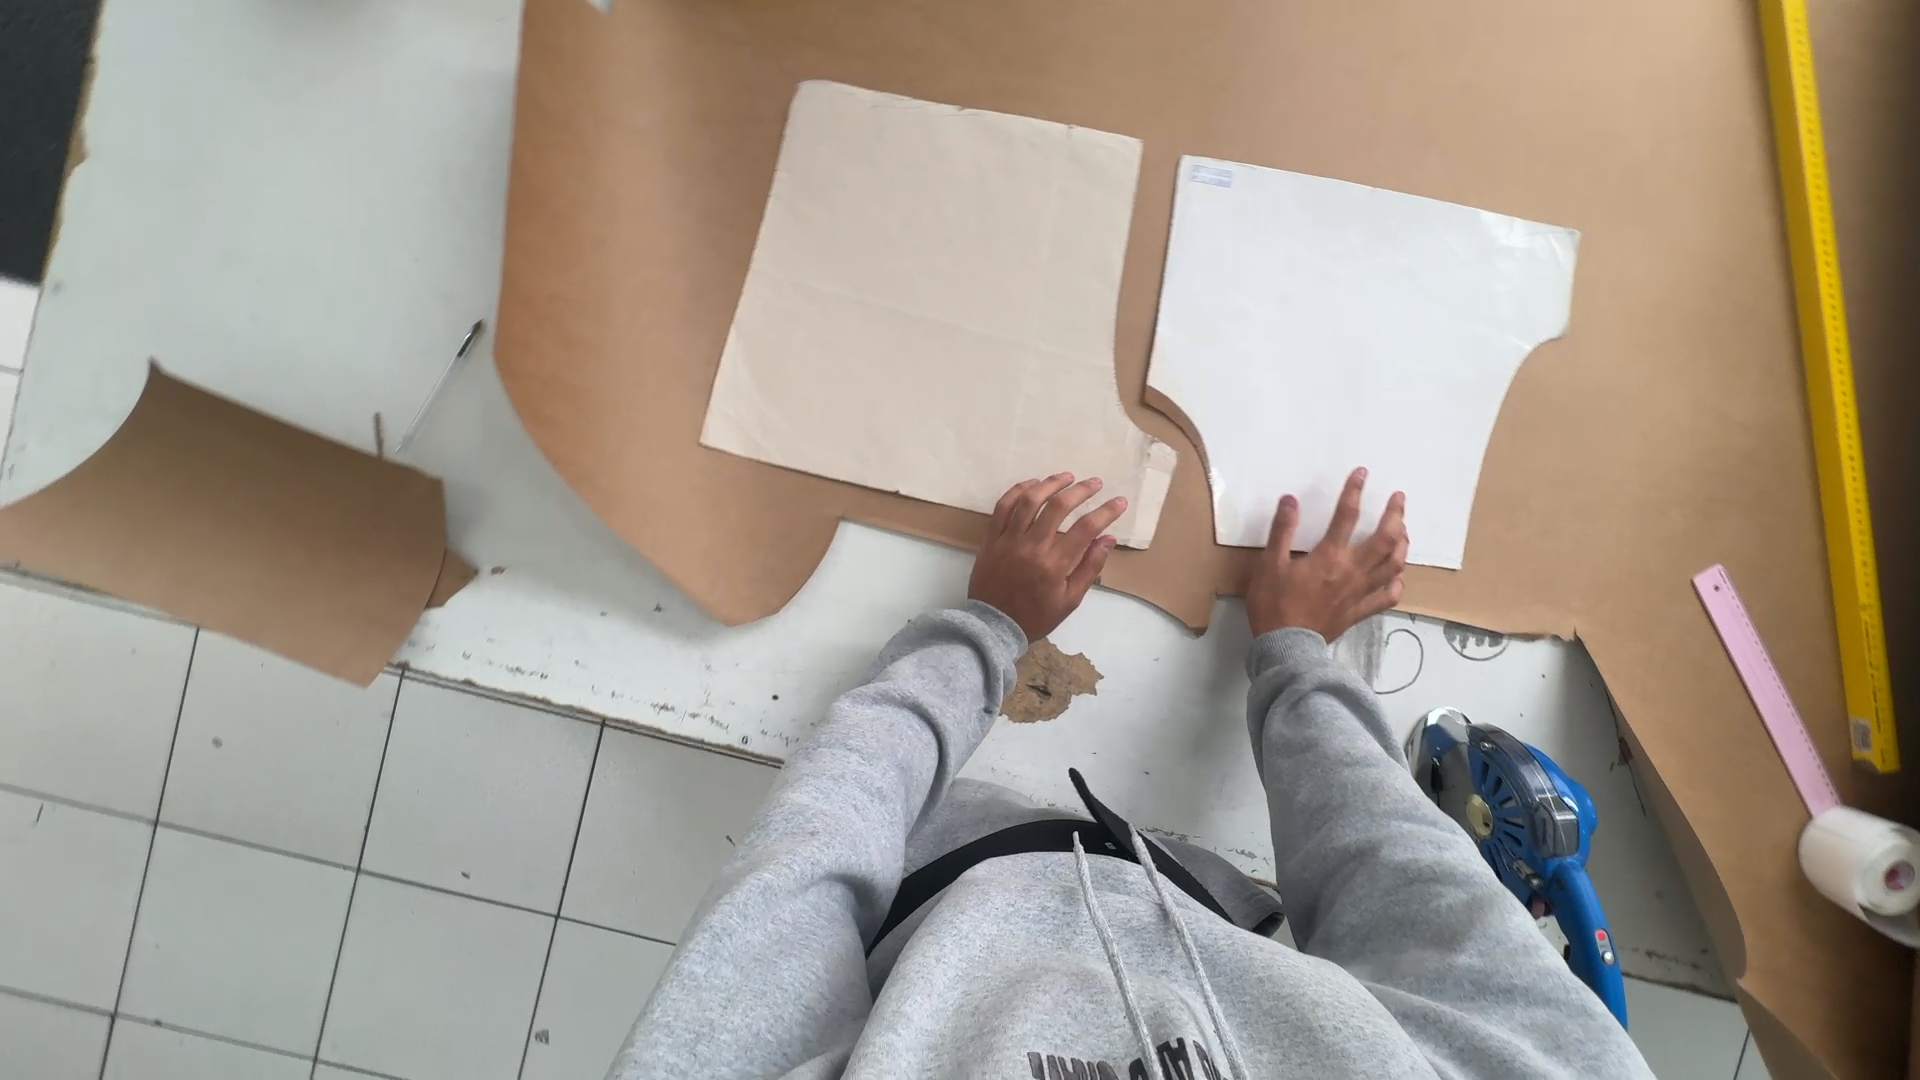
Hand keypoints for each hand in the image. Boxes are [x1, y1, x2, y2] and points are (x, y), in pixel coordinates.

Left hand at [968, 473, 1128, 640]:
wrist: (993, 626)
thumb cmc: (1036, 616)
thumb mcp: (1070, 600)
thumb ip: (1090, 568)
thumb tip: (1108, 539)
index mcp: (1054, 565)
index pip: (1086, 528)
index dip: (1106, 511)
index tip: (1119, 501)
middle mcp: (1032, 547)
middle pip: (1059, 506)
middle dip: (1081, 490)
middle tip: (1095, 483)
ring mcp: (1008, 540)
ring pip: (1029, 501)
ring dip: (1050, 484)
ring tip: (1067, 477)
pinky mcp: (991, 539)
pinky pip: (1003, 507)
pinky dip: (1018, 491)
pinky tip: (1033, 484)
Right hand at [1246, 467, 1407, 640]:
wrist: (1286, 645)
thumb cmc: (1274, 603)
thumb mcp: (1269, 564)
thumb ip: (1282, 531)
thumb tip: (1291, 500)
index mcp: (1330, 556)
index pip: (1346, 516)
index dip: (1354, 491)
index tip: (1362, 473)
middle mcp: (1353, 571)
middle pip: (1385, 539)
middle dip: (1395, 515)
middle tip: (1399, 499)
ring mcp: (1361, 592)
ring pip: (1394, 564)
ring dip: (1402, 544)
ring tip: (1403, 530)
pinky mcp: (1361, 611)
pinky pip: (1388, 596)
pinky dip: (1397, 583)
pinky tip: (1398, 576)